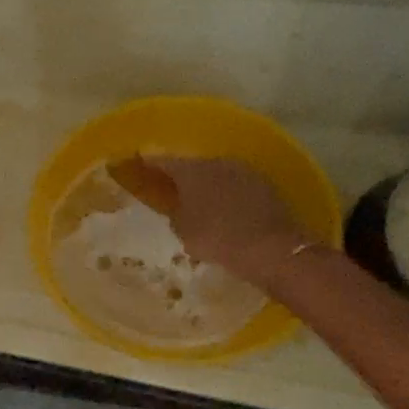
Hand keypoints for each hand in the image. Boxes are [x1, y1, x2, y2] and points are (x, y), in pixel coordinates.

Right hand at [147, 157, 309, 284]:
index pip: (162, 161)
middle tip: (169, 185)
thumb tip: (177, 205)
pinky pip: (235, 184)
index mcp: (191, 170)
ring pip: (216, 172)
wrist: (270, 248)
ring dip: (206, 182)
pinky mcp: (265, 184)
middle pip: (192, 164)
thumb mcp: (181, 228)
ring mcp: (244, 171)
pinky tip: (222, 205)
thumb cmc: (216, 238)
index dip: (149, 163)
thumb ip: (175, 211)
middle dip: (181, 174)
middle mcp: (217, 163)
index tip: (138, 164)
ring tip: (196, 197)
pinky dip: (225, 192)